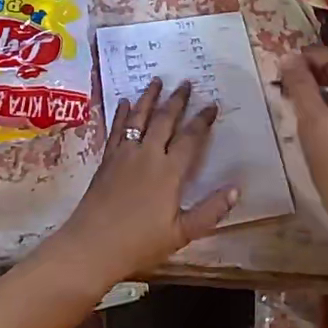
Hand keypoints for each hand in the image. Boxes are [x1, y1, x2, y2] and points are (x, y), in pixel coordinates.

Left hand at [44, 79, 235, 287]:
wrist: (90, 247)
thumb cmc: (139, 243)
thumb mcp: (181, 233)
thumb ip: (210, 211)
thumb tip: (236, 189)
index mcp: (169, 172)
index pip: (190, 138)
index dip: (202, 120)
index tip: (212, 104)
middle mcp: (147, 155)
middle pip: (164, 120)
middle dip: (177, 100)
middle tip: (186, 82)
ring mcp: (124, 155)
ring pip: (139, 118)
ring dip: (149, 98)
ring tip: (156, 80)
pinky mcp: (106, 160)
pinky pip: (117, 129)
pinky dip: (122, 114)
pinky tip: (123, 102)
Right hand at [278, 46, 327, 209]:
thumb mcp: (313, 119)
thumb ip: (301, 86)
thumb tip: (287, 57)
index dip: (308, 56)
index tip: (283, 67)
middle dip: (305, 69)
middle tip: (281, 82)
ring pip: (327, 83)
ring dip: (306, 84)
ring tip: (285, 94)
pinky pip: (327, 98)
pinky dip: (310, 97)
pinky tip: (296, 107)